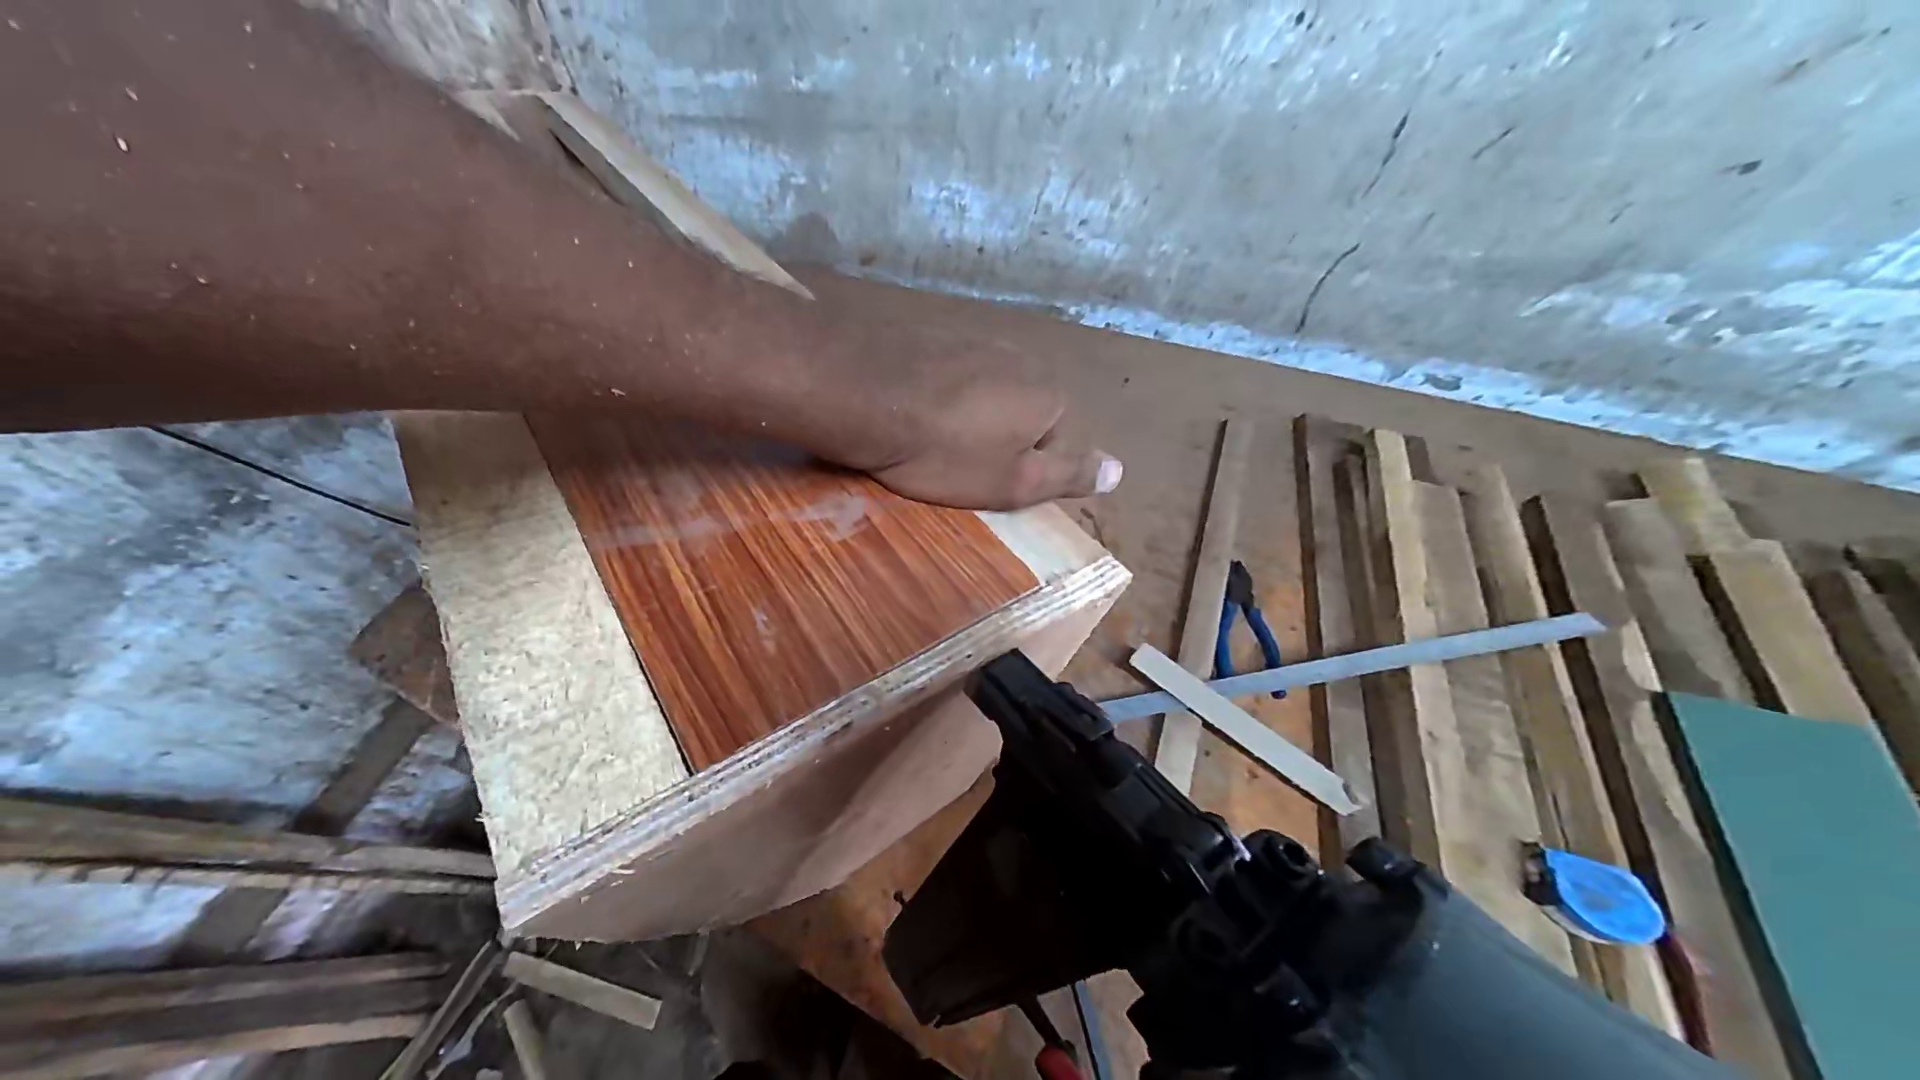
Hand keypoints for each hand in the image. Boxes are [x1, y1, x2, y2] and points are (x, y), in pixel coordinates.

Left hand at [816, 333, 1122, 510]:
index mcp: (1052, 397)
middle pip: (1027, 418)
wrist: (865, 394)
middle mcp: (1025, 362)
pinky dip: (945, 403)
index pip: (1063, 447)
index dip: (1027, 474)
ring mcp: (980, 344)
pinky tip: (917, 417)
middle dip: (1002, 445)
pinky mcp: (940, 340)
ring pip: (991, 399)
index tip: (990, 488)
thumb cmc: (946, 451)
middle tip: (961, 469)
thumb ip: (1070, 475)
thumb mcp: (1014, 482)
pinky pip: (956, 382)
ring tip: (936, 446)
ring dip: (973, 424)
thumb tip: (1120, 471)